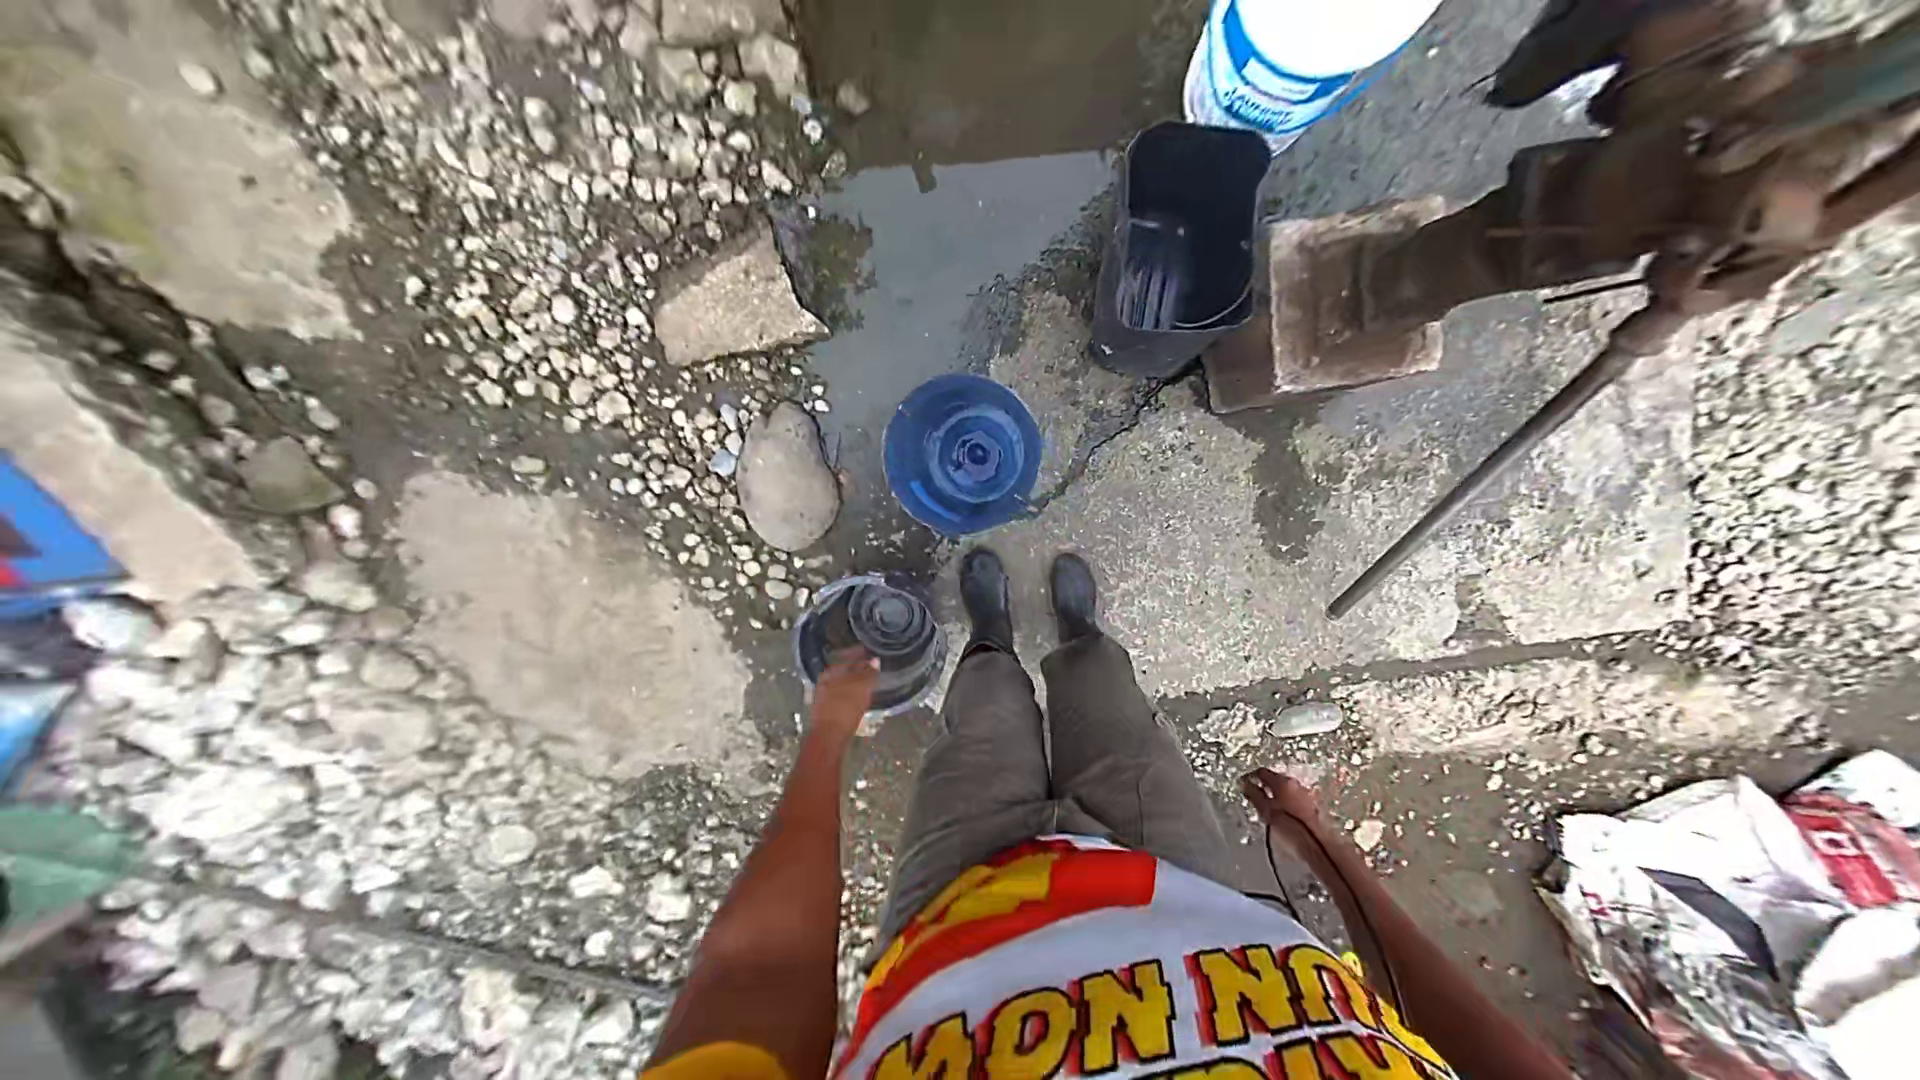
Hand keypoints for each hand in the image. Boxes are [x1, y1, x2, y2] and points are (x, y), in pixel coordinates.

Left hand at [810, 648, 878, 741]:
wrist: (829, 736)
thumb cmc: (844, 709)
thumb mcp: (860, 688)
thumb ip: (868, 673)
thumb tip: (875, 661)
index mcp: (831, 672)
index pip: (849, 657)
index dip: (862, 654)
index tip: (873, 654)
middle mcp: (825, 681)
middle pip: (845, 669)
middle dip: (859, 668)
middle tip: (874, 668)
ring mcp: (824, 695)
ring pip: (843, 682)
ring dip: (856, 681)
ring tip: (870, 682)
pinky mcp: (826, 709)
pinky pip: (842, 694)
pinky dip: (852, 693)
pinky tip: (859, 697)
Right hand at [1241, 768, 1327, 860]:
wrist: (1321, 847)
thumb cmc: (1290, 828)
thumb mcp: (1266, 812)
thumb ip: (1254, 795)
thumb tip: (1245, 784)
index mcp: (1282, 782)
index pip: (1262, 772)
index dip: (1251, 777)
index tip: (1244, 785)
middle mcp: (1297, 784)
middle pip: (1277, 780)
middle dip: (1266, 786)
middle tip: (1256, 797)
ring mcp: (1309, 795)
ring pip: (1288, 791)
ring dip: (1279, 796)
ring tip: (1271, 809)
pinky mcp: (1317, 808)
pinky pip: (1298, 800)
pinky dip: (1290, 804)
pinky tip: (1287, 816)